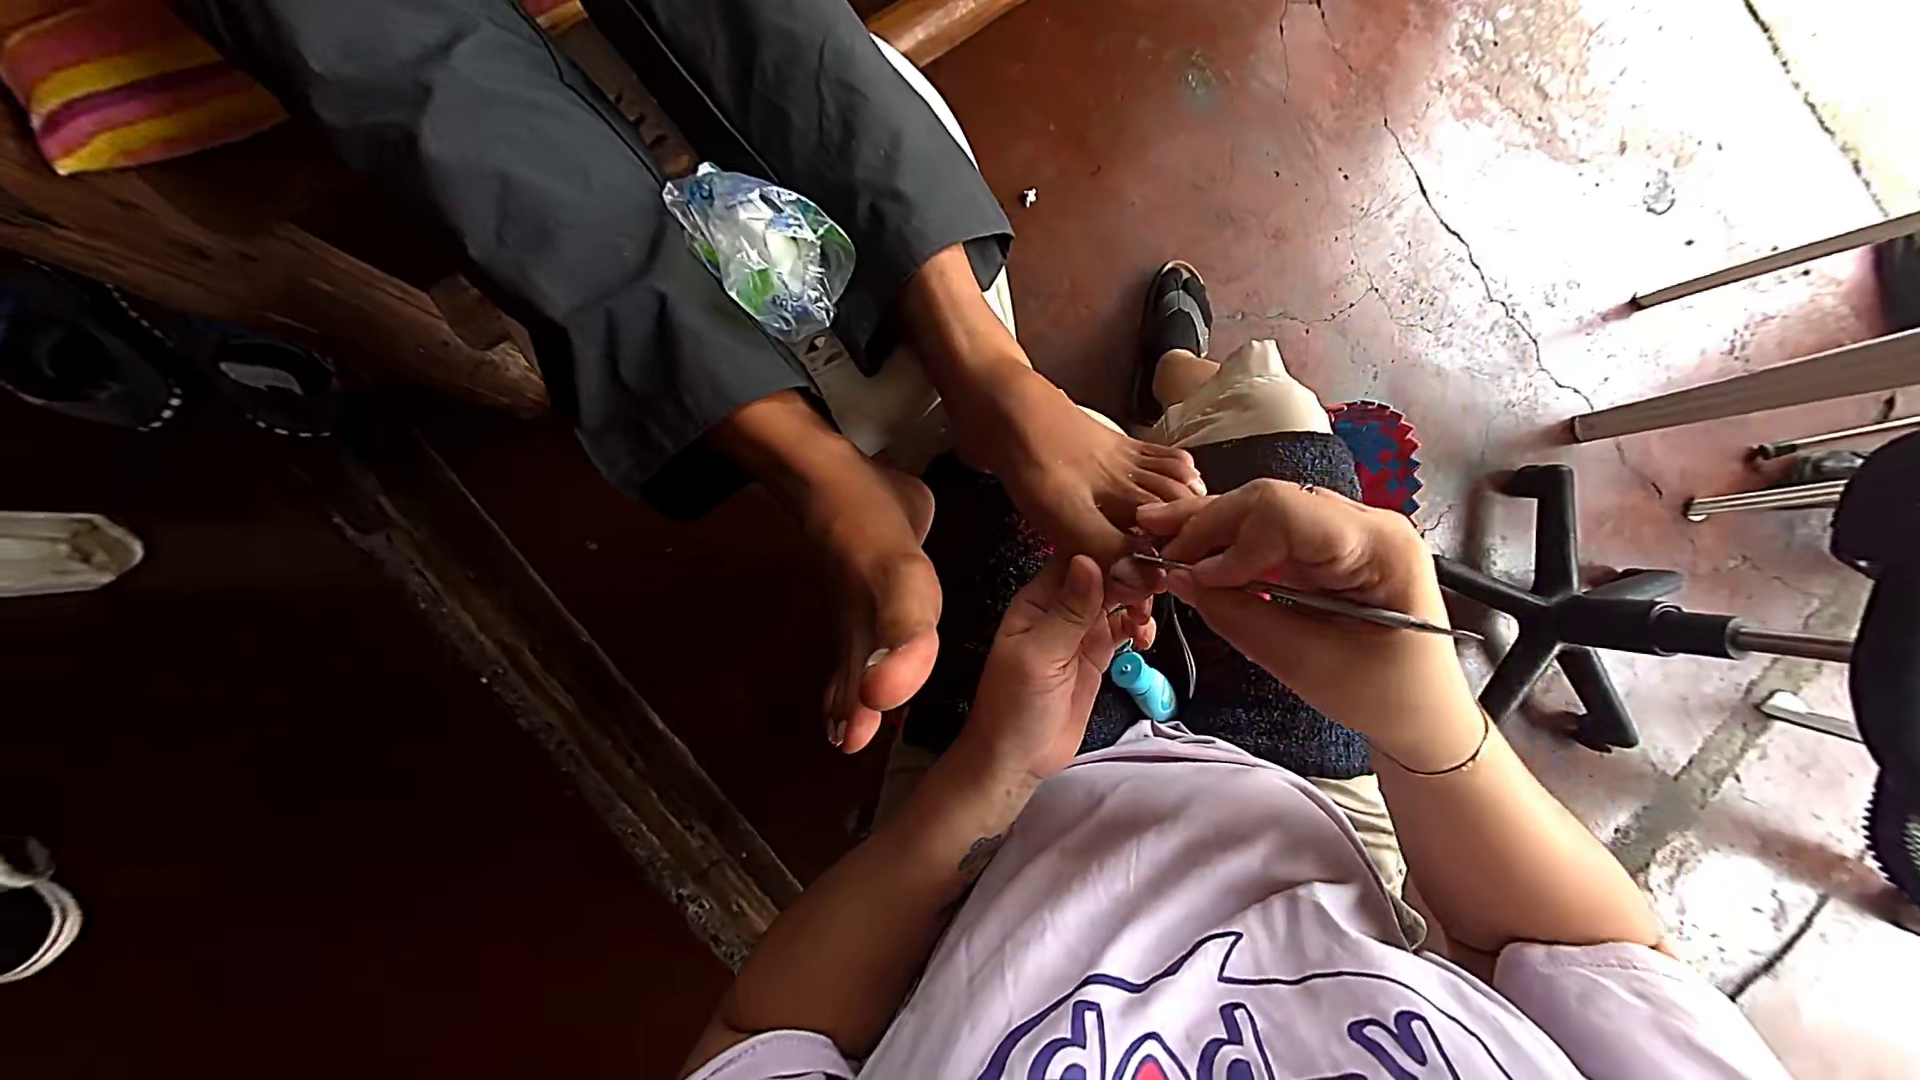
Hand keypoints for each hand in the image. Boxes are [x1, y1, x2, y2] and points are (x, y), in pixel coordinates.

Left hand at [955, 554, 1156, 783]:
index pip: (1075, 559)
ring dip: (1138, 600)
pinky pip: (1124, 626)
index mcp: (1037, 600)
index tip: (1139, 558)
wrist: (1019, 757)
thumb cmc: (1014, 707)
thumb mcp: (1039, 657)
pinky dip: (1140, 626)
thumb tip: (1088, 560)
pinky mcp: (1097, 652)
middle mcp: (1059, 607)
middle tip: (1155, 588)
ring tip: (1146, 619)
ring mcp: (1080, 630)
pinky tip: (1144, 638)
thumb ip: (1068, 611)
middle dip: (1130, 576)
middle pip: (1102, 574)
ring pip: (1117, 597)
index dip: (1108, 553)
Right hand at [1136, 481, 1480, 765]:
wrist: (1423, 714)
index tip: (1193, 577)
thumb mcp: (1306, 663)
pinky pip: (1264, 531)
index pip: (1287, 514)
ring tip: (1157, 529)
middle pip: (1269, 500)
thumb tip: (1181, 579)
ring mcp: (1343, 532)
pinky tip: (1189, 544)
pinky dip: (1223, 540)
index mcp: (1380, 546)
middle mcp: (1364, 523)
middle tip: (1153, 538)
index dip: (1230, 541)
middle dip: (1207, 521)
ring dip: (1207, 523)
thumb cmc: (1384, 696)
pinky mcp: (1322, 548)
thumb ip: (1238, 616)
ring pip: (1261, 508)